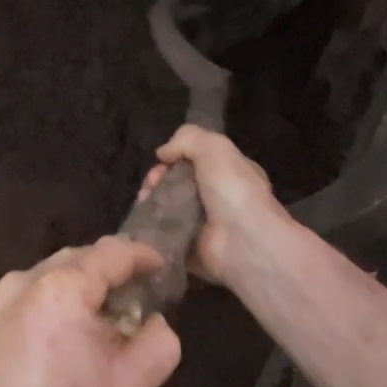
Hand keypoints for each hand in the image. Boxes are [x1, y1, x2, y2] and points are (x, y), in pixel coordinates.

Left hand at [0, 237, 182, 386]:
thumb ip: (159, 343)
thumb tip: (155, 323)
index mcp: (60, 286)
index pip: (111, 252)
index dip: (143, 255)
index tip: (163, 265)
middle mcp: (21, 283)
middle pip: (76, 260)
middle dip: (109, 273)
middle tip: (137, 299)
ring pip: (48, 281)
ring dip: (78, 292)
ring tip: (101, 326)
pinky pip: (26, 304)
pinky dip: (51, 310)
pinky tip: (61, 348)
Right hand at [142, 125, 290, 283]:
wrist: (242, 242)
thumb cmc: (233, 190)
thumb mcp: (215, 147)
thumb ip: (188, 138)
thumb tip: (162, 153)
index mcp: (229, 173)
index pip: (196, 160)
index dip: (175, 157)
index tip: (162, 160)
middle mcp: (217, 198)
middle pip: (177, 182)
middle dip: (158, 178)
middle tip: (151, 183)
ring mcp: (201, 225)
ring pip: (166, 206)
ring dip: (151, 200)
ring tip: (145, 201)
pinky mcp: (187, 247)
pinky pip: (163, 233)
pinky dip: (151, 225)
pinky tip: (145, 219)